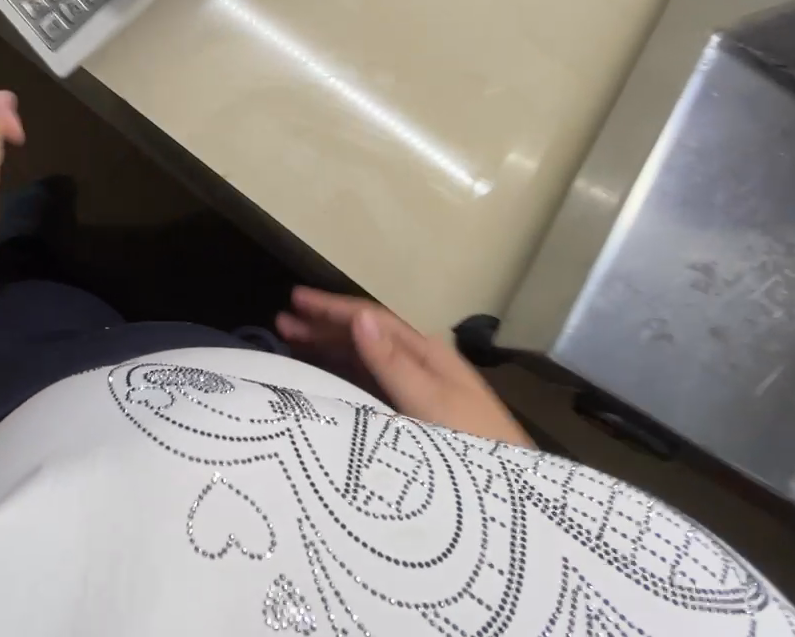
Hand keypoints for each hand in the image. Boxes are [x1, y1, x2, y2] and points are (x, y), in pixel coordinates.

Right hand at [276, 287, 530, 446]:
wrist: (512, 496)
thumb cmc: (471, 442)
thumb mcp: (429, 402)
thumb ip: (391, 361)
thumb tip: (358, 316)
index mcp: (426, 353)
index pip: (372, 319)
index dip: (332, 308)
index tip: (295, 298)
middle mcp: (421, 363)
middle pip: (365, 335)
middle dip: (324, 325)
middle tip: (282, 321)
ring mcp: (418, 387)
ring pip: (364, 357)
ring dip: (329, 346)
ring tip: (292, 341)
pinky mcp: (413, 412)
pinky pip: (368, 381)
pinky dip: (341, 371)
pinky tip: (323, 374)